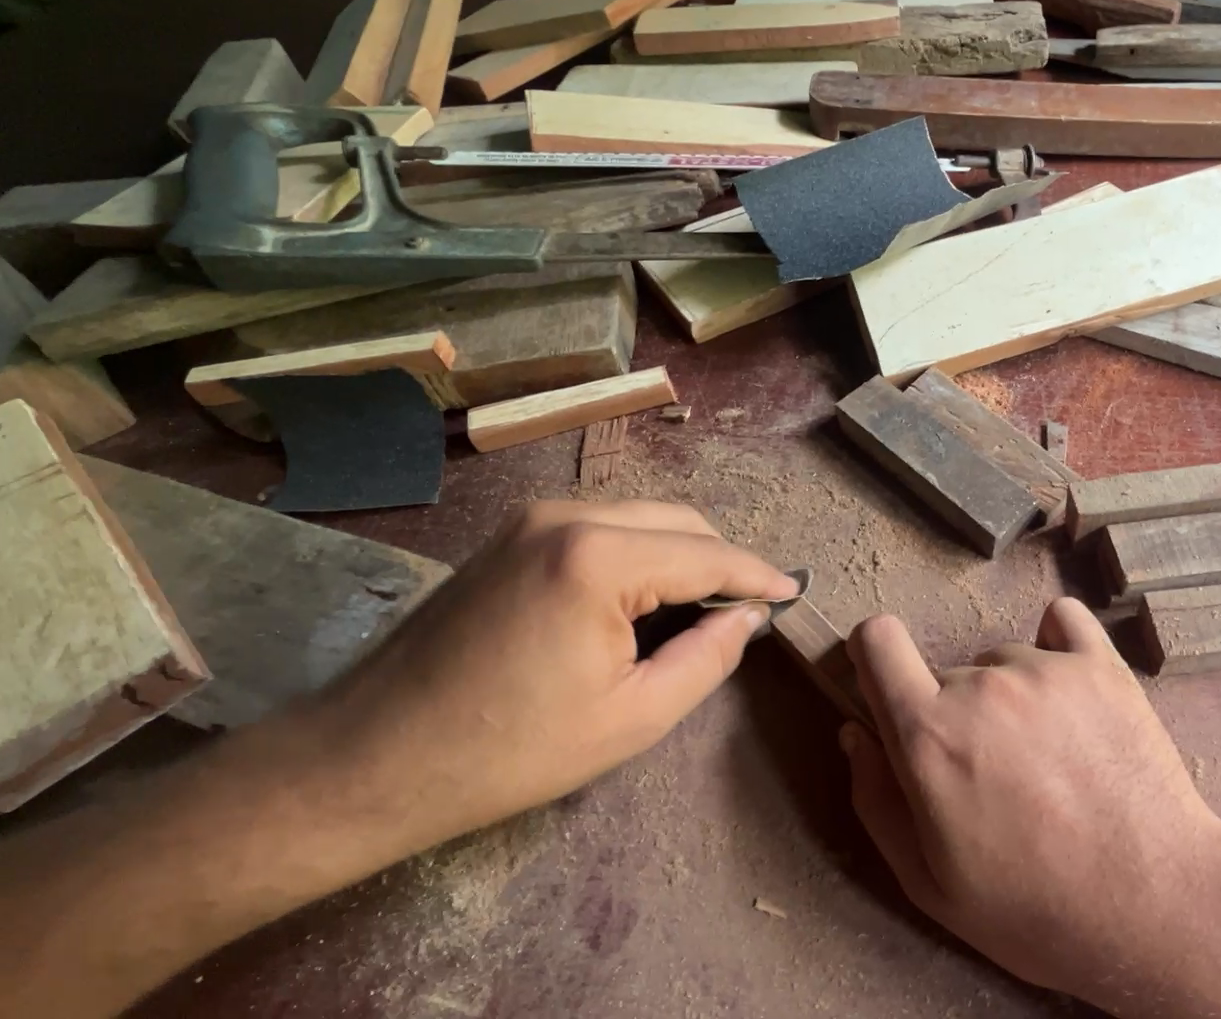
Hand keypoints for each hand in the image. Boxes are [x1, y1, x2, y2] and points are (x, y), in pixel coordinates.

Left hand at [305, 500, 797, 853]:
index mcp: (599, 559)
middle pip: (680, 522)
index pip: (708, 554)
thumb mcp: (634, 717)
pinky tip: (645, 599)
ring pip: (643, 519)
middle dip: (723, 562)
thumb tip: (748, 616)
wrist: (369, 759)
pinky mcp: (513, 534)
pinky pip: (604, 527)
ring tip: (701, 610)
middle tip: (747, 612)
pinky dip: (641, 554)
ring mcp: (533, 519)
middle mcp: (568, 516)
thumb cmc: (510, 751)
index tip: (795, 592)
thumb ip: (708, 657)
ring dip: (682, 556)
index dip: (759, 575)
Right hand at [840, 599, 1220, 1008]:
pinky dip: (1058, 644)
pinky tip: (1071, 691)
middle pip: (946, 673)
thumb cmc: (1036, 908)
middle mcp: (982, 686)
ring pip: (1003, 661)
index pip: (876, 641)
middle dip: (955, 713)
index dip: (874, 658)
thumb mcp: (929, 883)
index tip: (891, 686)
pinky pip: (1062, 620)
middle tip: (998, 774)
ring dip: (1012, 695)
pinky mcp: (1101, 664)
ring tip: (1051, 758)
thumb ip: (876, 800)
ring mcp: (1046, 669)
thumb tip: (857, 733)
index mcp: (929, 734)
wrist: (1155, 907)